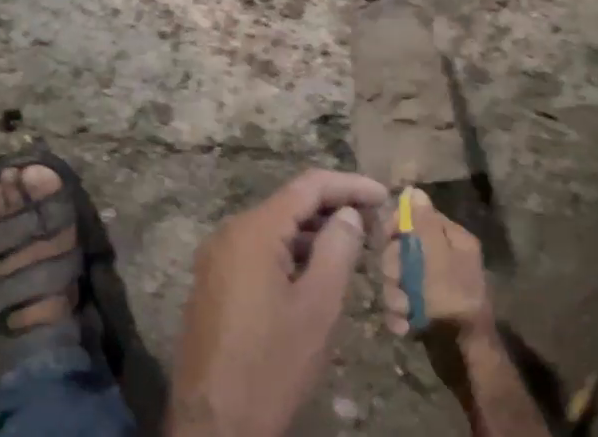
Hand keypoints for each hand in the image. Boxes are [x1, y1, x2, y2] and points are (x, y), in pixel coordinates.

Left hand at [167, 169, 387, 436]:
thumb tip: (348, 213)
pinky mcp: (213, 285)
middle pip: (289, 205)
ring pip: (274, 229)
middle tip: (374, 223)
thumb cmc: (271, 365)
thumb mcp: (318, 306)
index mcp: (253, 231)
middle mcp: (229, 234)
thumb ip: (338, 248)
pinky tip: (317, 272)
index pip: (308, 186)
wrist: (214, 428)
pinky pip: (258, 252)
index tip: (384, 195)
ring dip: (313, 233)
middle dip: (333, 208)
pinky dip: (291, 253)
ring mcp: (216, 260)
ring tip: (353, 247)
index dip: (349, 185)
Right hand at [381, 188, 491, 341]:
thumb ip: (424, 225)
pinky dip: (400, 314)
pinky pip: (403, 301)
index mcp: (454, 240)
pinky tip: (403, 326)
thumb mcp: (436, 259)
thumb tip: (414, 189)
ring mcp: (434, 285)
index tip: (385, 238)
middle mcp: (445, 258)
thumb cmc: (453, 300)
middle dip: (395, 268)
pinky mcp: (425, 308)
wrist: (466, 356)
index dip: (399, 224)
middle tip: (397, 283)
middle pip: (405, 248)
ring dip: (395, 295)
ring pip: (400, 277)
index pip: (420, 216)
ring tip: (403, 311)